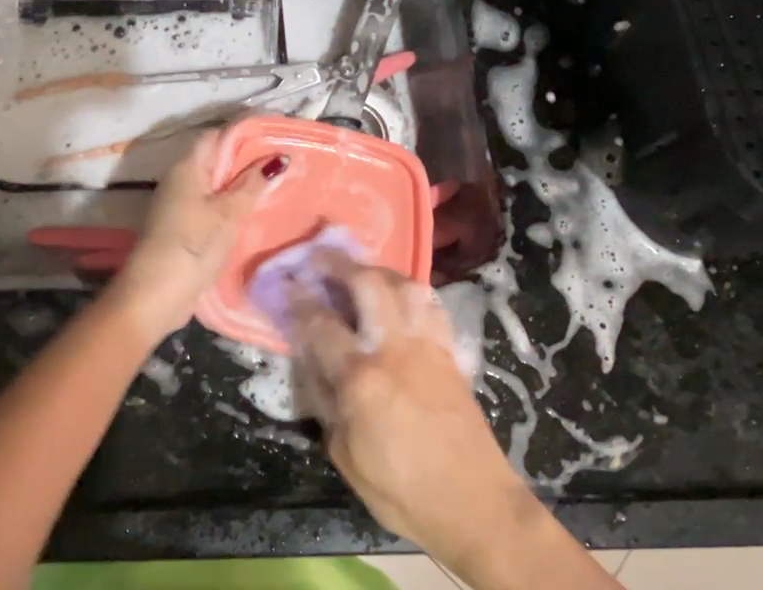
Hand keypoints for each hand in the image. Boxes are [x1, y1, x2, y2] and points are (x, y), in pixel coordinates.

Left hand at [106, 129, 290, 340]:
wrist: (155, 294)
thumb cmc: (193, 244)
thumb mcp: (228, 213)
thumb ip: (252, 184)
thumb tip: (279, 159)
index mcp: (187, 167)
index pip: (215, 137)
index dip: (243, 135)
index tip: (274, 139)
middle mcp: (180, 181)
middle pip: (215, 161)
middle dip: (246, 162)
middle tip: (284, 165)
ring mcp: (179, 206)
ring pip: (214, 186)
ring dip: (239, 187)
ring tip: (275, 188)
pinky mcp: (183, 228)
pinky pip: (210, 207)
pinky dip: (230, 207)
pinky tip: (252, 216)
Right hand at [289, 256, 535, 572]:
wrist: (475, 505)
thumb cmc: (402, 490)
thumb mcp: (345, 456)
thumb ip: (326, 404)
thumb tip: (312, 366)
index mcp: (361, 379)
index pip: (322, 323)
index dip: (300, 298)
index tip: (287, 281)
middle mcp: (395, 350)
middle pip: (369, 285)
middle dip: (340, 264)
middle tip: (320, 256)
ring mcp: (428, 348)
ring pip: (407, 287)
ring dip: (379, 270)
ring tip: (362, 270)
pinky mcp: (451, 355)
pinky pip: (431, 307)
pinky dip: (411, 293)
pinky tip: (402, 298)